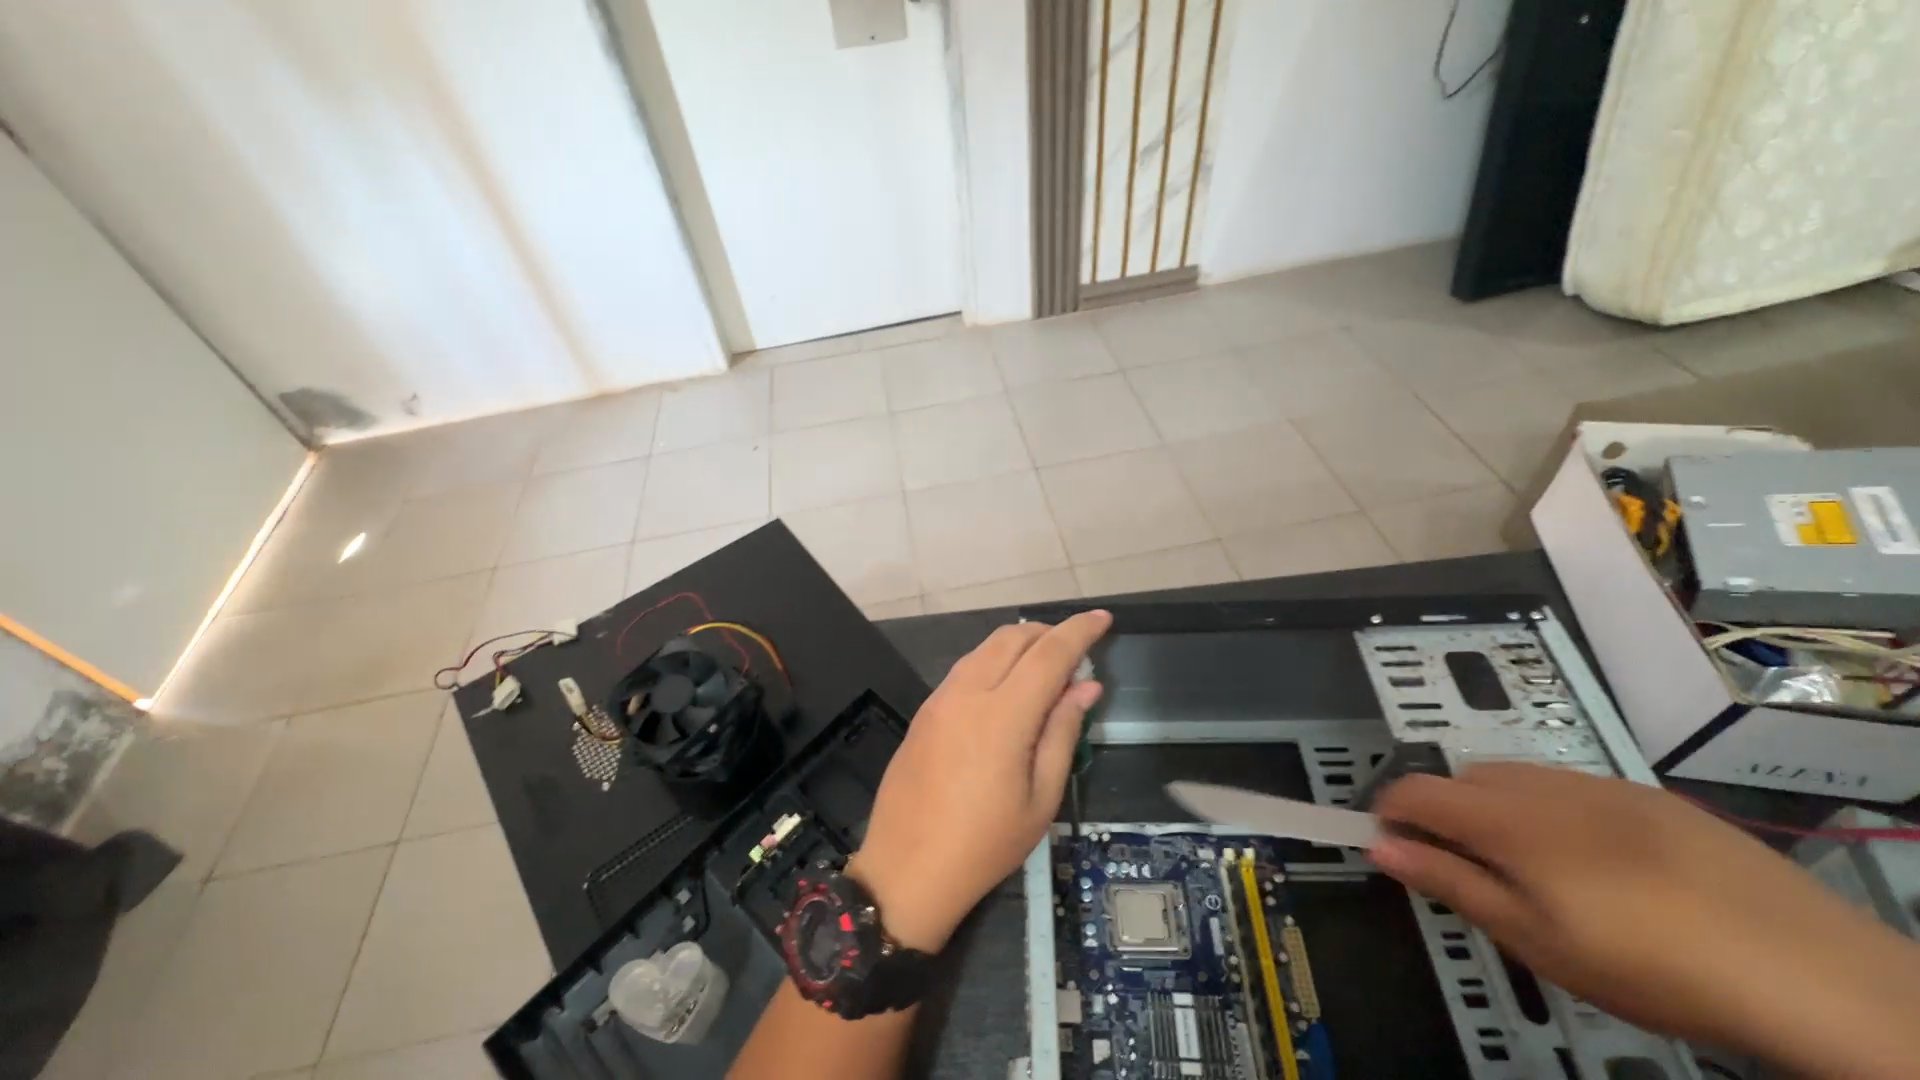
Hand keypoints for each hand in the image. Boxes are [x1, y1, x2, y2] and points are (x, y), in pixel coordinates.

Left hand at [849, 611, 1111, 952]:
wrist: (906, 870)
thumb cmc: (984, 845)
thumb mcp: (1040, 800)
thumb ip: (1062, 733)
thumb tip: (1085, 686)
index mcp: (1002, 716)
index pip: (1049, 653)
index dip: (1080, 631)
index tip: (1103, 619)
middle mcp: (967, 694)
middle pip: (1012, 638)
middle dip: (1049, 632)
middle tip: (1077, 651)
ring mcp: (939, 701)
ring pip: (984, 649)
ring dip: (1019, 645)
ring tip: (1047, 670)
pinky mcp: (924, 713)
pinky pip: (964, 669)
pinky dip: (993, 662)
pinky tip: (1008, 690)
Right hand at [1371, 764, 1919, 1079]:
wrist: (1806, 969)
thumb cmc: (1648, 964)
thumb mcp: (1534, 939)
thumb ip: (1451, 883)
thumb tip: (1381, 846)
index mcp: (1509, 821)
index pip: (1416, 790)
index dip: (1388, 811)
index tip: (1389, 845)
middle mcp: (1547, 785)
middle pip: (1462, 776)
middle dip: (1444, 811)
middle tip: (1466, 871)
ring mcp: (1602, 784)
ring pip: (1516, 776)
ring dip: (1495, 806)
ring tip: (1529, 868)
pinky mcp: (1651, 795)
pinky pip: (1570, 784)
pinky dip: (1549, 808)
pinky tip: (1594, 861)